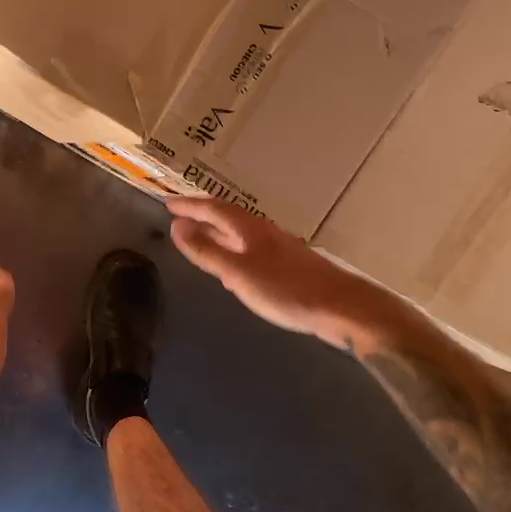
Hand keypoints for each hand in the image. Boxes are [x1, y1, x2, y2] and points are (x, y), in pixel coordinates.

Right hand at [165, 197, 417, 353]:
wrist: (342, 308)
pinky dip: (232, 246)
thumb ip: (206, 251)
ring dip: (217, 230)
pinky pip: (250, 246)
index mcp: (249, 230)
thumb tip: (177, 226)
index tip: (168, 203)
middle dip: (202, 214)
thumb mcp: (236, 273)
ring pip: (240, 232)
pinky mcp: (288, 265)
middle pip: (228, 216)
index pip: (213, 209)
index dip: (190, 206)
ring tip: (199, 234)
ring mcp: (278, 248)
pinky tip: (232, 261)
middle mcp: (263, 232)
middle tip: (179, 215)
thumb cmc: (285, 289)